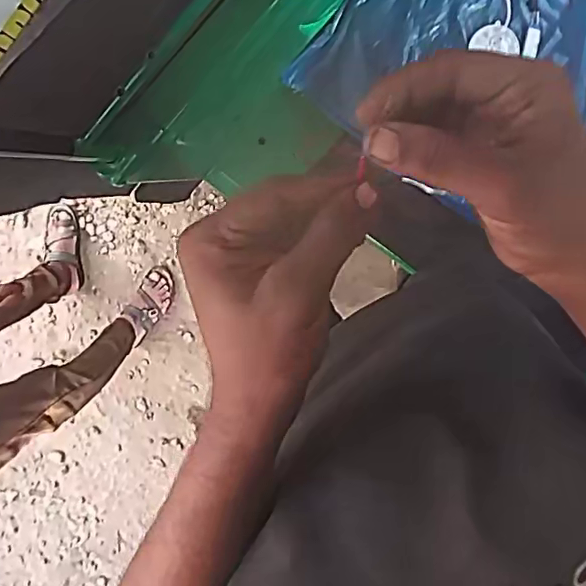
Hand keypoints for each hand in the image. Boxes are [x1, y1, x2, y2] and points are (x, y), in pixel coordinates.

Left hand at [178, 174, 373, 433]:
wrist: (260, 405)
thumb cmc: (266, 356)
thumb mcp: (297, 290)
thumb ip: (330, 236)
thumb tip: (365, 192)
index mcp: (211, 237)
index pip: (273, 196)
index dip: (323, 186)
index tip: (366, 180)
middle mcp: (220, 235)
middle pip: (283, 202)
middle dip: (329, 199)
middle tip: (374, 190)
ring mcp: (240, 249)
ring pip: (294, 216)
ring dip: (331, 213)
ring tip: (370, 205)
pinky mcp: (261, 264)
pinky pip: (298, 235)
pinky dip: (327, 231)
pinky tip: (353, 225)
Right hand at [356, 50, 585, 286]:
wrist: (575, 261)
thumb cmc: (552, 219)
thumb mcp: (496, 186)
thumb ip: (436, 158)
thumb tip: (373, 138)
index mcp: (525, 82)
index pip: (453, 70)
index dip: (403, 88)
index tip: (365, 116)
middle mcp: (509, 89)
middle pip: (440, 83)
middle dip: (401, 106)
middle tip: (364, 134)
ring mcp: (495, 114)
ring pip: (435, 106)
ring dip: (403, 124)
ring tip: (373, 147)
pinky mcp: (482, 140)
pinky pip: (438, 131)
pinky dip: (413, 142)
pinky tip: (392, 155)